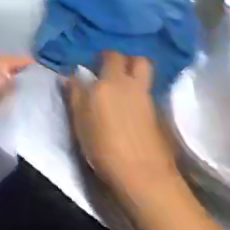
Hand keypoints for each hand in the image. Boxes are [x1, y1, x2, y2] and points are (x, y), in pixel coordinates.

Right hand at [67, 52, 181, 201]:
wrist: (142, 174)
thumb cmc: (104, 147)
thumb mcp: (80, 121)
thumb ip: (75, 95)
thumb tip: (70, 75)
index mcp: (110, 81)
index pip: (109, 55)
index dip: (102, 57)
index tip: (94, 66)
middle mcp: (131, 83)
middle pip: (136, 59)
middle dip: (126, 60)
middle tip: (112, 70)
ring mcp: (148, 97)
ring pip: (146, 73)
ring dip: (136, 73)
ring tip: (123, 87)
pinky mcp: (159, 113)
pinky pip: (149, 91)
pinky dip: (141, 92)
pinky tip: (132, 105)